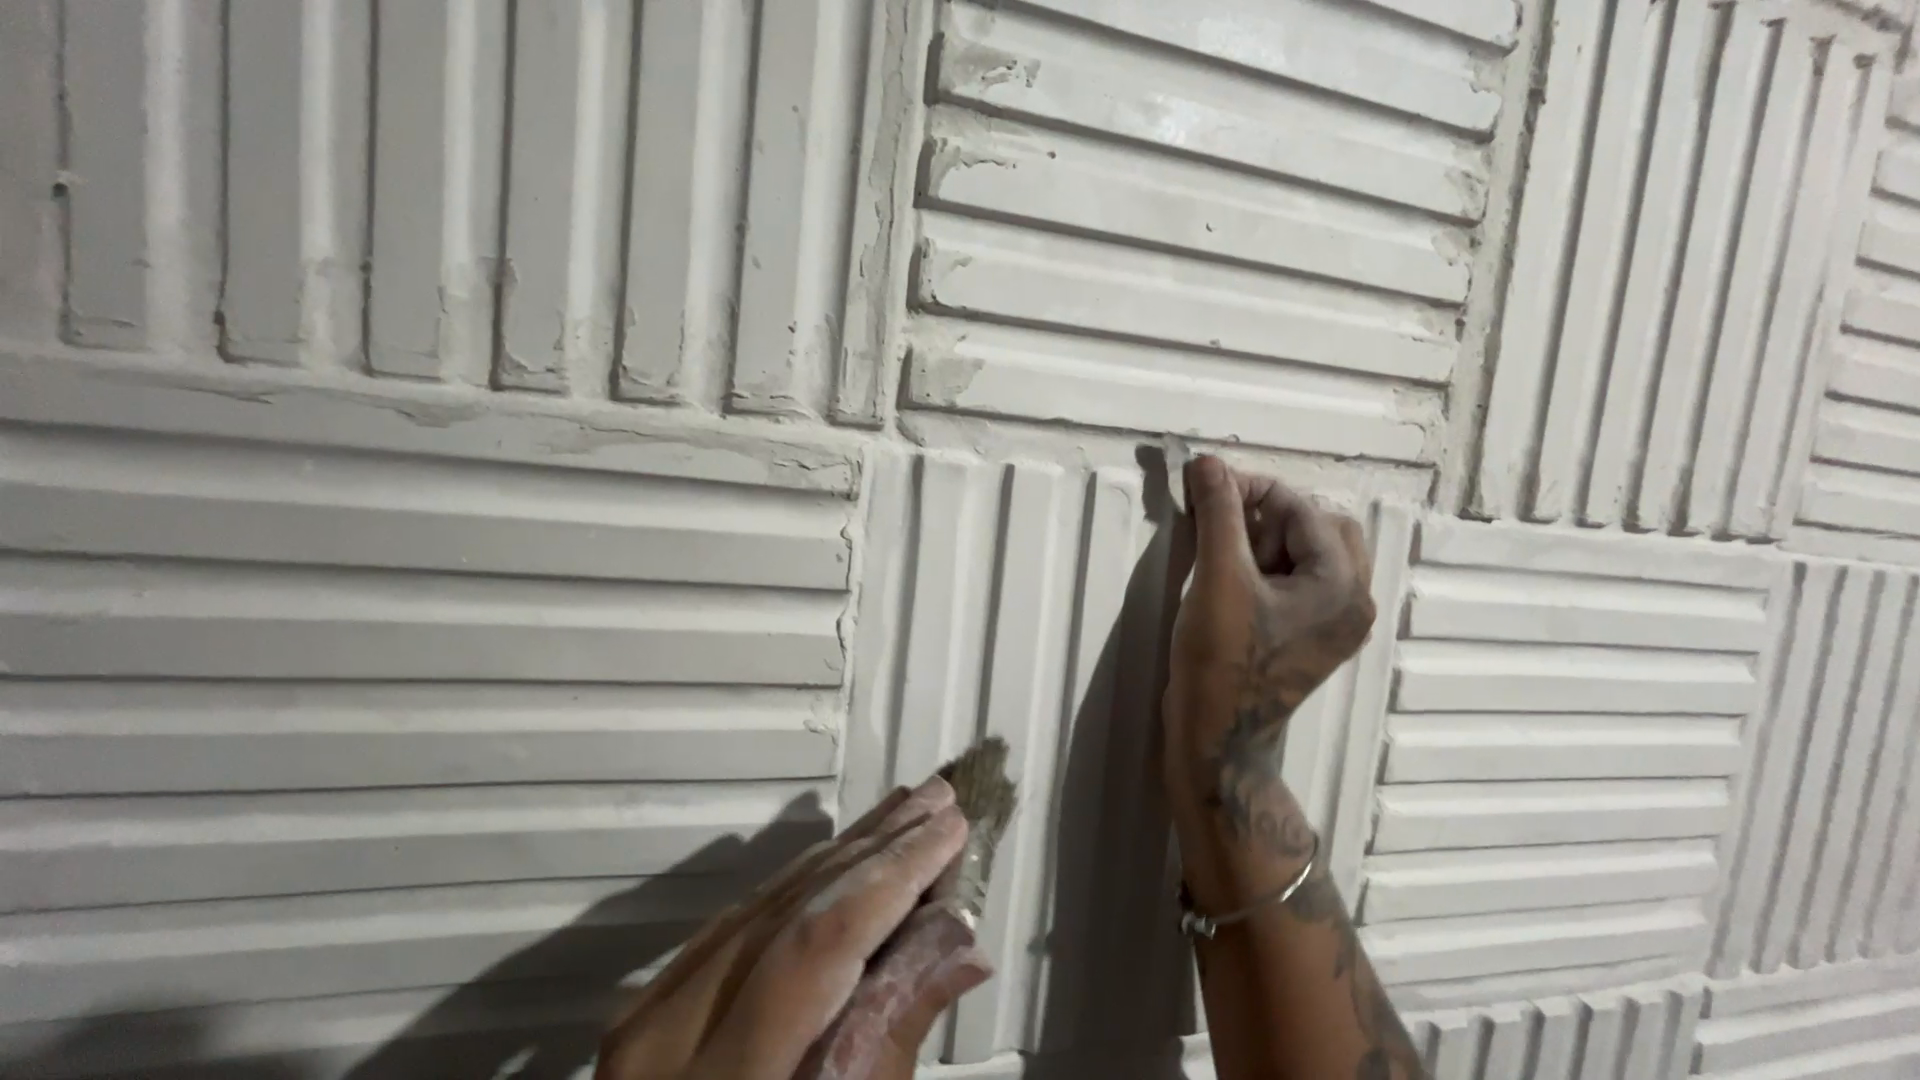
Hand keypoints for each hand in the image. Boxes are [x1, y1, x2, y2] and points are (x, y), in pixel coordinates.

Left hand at [597, 777, 987, 1079]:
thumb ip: (892, 1034)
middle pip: (786, 913)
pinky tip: (836, 860)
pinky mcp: (646, 1008)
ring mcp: (645, 1019)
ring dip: (838, 857)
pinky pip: (732, 928)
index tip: (949, 827)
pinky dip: (794, 889)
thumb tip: (962, 940)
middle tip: (936, 798)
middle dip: (873, 850)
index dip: (891, 877)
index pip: (818, 945)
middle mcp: (667, 1036)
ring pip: (757, 908)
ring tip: (900, 813)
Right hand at [1163, 456, 1374, 808]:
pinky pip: (1301, 582)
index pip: (1301, 508)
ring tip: (1226, 561)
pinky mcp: (1313, 638)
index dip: (1249, 490)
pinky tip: (1234, 582)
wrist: (1217, 739)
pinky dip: (1270, 568)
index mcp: (1343, 584)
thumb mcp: (1218, 579)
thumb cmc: (1221, 660)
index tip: (1202, 486)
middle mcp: (1354, 601)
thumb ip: (1219, 514)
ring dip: (1267, 541)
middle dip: (1266, 518)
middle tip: (1222, 534)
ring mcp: (1336, 624)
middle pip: (1317, 526)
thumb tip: (1208, 462)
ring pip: (1309, 553)